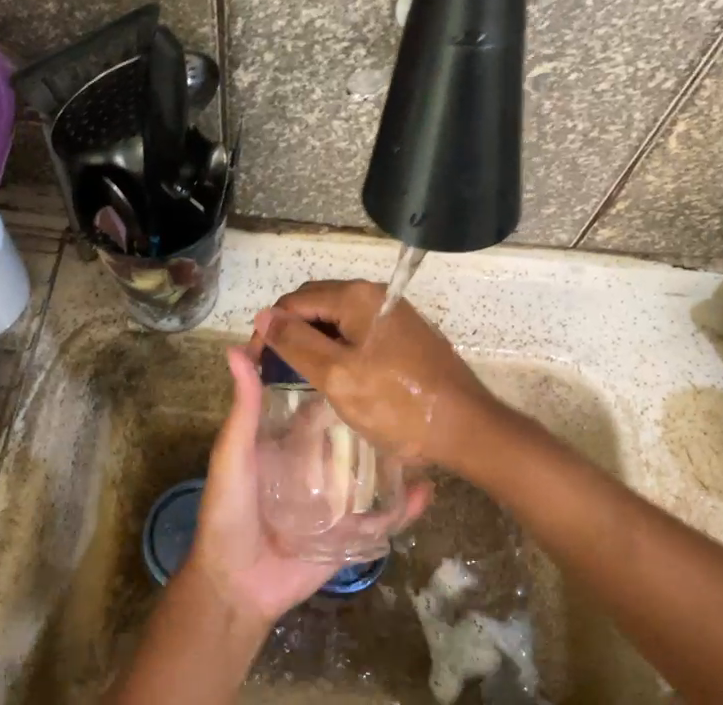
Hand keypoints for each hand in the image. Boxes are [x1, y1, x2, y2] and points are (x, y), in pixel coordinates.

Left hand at [181, 347, 430, 627]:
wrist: (237, 587)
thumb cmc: (228, 514)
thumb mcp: (232, 456)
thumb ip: (242, 409)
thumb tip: (236, 347)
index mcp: (286, 443)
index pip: (312, 402)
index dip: (329, 376)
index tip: (353, 342)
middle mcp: (314, 465)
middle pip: (348, 432)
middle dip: (371, 410)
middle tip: (401, 383)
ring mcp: (336, 499)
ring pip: (371, 470)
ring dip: (394, 453)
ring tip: (423, 427)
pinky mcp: (350, 533)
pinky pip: (382, 518)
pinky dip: (405, 506)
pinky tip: (427, 488)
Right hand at [255, 280, 510, 471]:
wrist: (465, 428)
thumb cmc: (398, 405)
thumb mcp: (338, 376)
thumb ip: (297, 344)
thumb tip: (264, 315)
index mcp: (356, 297)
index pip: (294, 301)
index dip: (270, 330)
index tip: (257, 365)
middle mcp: (374, 295)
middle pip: (316, 305)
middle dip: (291, 333)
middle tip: (275, 373)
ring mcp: (392, 315)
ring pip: (337, 321)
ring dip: (314, 343)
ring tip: (300, 379)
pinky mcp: (404, 336)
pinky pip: (357, 334)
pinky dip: (338, 350)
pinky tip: (335, 379)